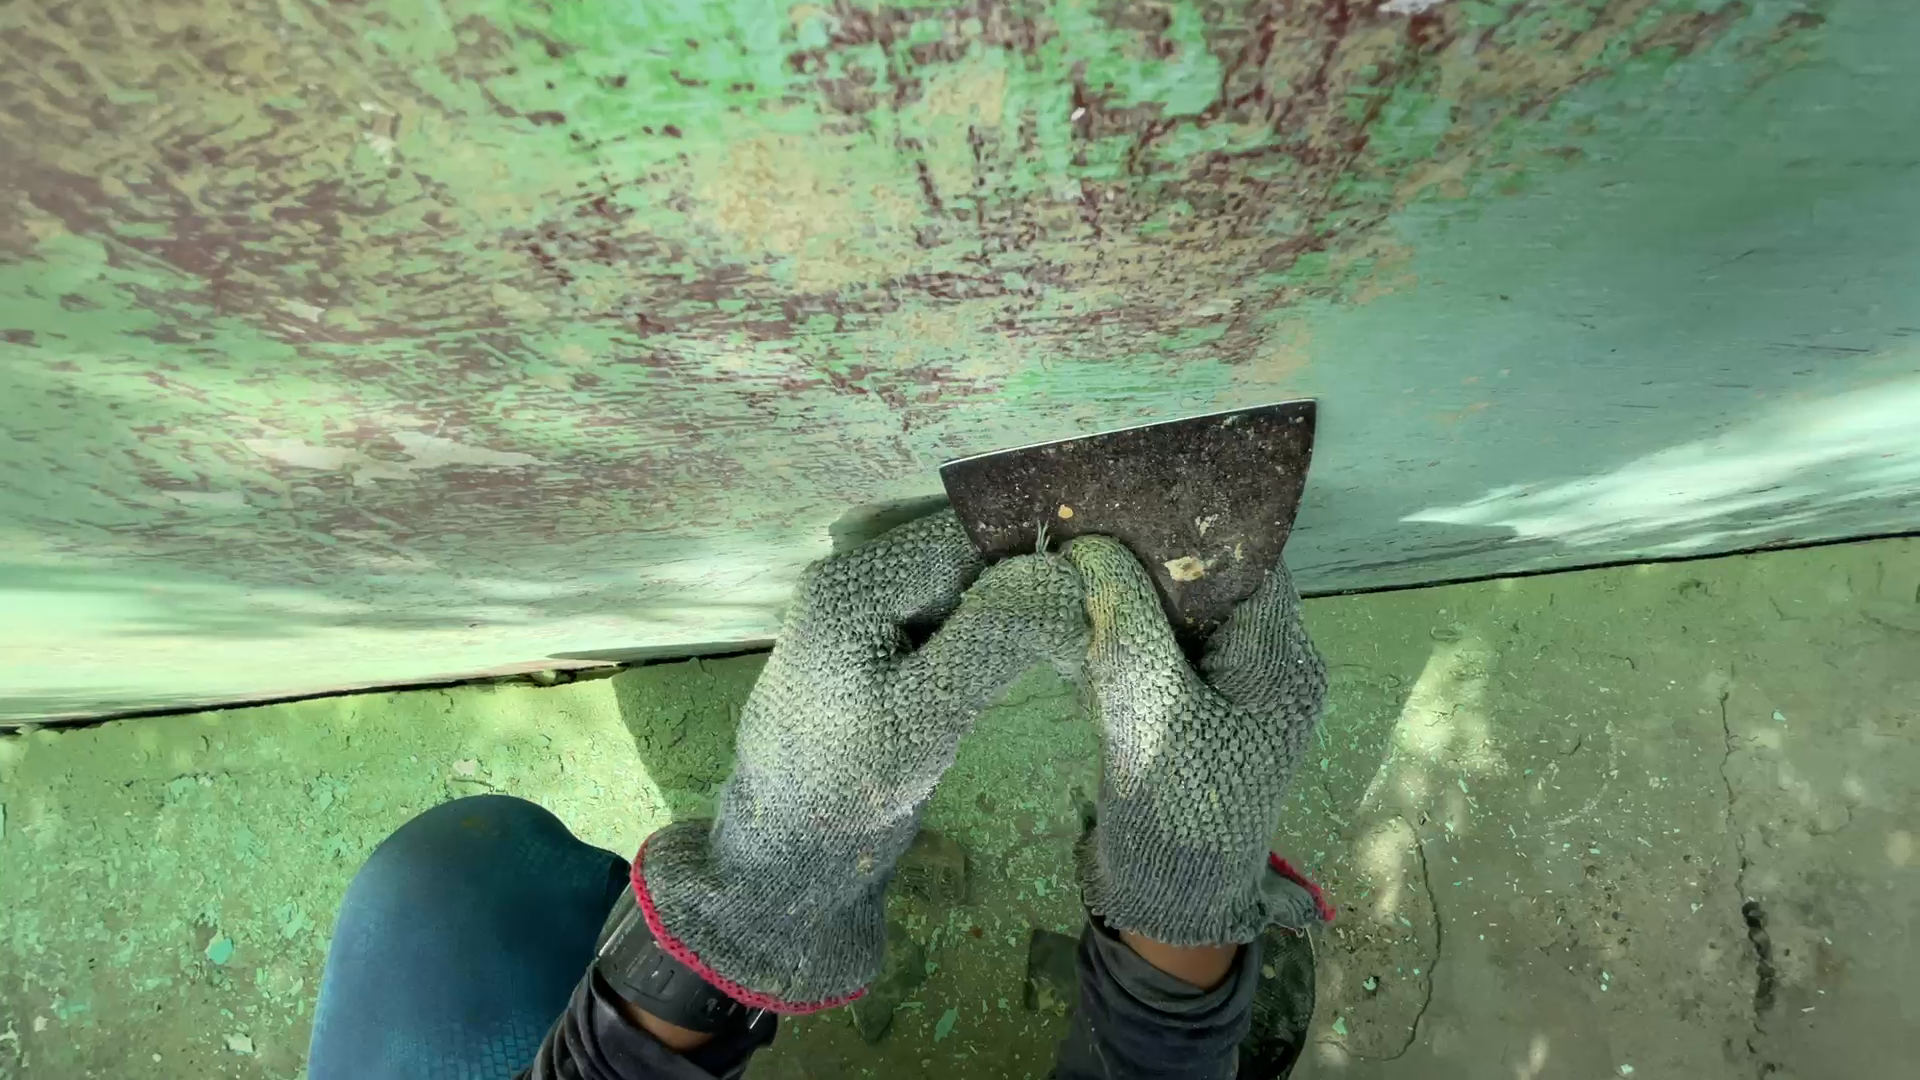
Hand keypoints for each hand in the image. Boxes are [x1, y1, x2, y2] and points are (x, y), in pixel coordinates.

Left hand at [633, 511, 1086, 1010]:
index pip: (962, 536)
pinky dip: (982, 624)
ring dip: (1005, 604)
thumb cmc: (848, 783)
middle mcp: (856, 575)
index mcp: (855, 582)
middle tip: (1078, 622)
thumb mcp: (928, 714)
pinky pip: (941, 609)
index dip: (1029, 552)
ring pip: (956, 580)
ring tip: (1053, 640)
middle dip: (1019, 579)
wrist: (791, 841)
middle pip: (959, 553)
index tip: (1091, 585)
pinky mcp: (876, 633)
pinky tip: (1010, 652)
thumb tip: (1065, 574)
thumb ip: (994, 638)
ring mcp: (865, 604)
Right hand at [1064, 535, 1327, 945]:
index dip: (1195, 535)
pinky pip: (1176, 652)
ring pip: (1192, 619)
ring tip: (1088, 576)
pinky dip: (1138, 636)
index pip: (1250, 568)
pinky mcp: (1209, 711)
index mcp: (1280, 664)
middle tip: (1095, 540)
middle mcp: (1272, 669)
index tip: (1129, 513)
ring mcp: (1241, 692)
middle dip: (1159, 564)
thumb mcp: (1146, 710)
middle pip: (1220, 589)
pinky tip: (1097, 631)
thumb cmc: (1174, 808)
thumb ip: (1125, 624)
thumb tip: (1094, 548)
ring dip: (1142, 599)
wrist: (1170, 900)